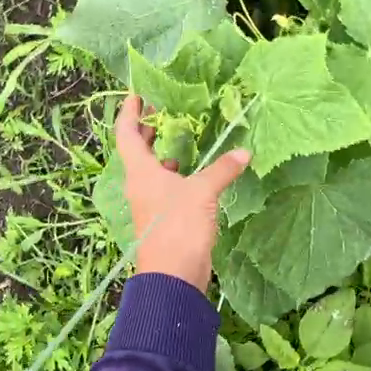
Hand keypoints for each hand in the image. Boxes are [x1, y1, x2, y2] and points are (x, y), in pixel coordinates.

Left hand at [115, 94, 250, 289]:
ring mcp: (149, 204)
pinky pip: (164, 189)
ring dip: (161, 156)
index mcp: (140, 172)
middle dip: (148, 131)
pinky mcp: (162, 220)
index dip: (129, 112)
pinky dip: (175, 177)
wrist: (173, 276)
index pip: (126, 133)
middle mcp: (139, 185)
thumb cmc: (178, 227)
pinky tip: (192, 176)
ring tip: (179, 141)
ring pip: (151, 172)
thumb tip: (244, 152)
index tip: (137, 94)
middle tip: (163, 113)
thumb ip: (222, 169)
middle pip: (137, 151)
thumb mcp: (203, 192)